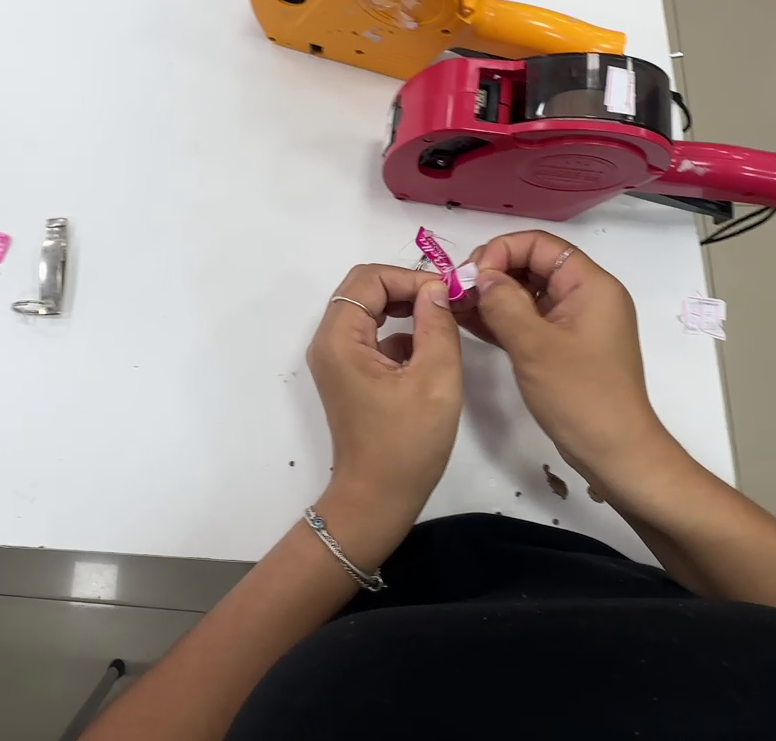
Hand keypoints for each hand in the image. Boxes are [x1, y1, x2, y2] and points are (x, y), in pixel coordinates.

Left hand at [307, 265, 463, 518]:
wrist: (377, 498)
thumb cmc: (407, 443)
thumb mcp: (435, 380)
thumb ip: (437, 325)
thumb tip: (437, 288)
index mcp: (339, 338)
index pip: (369, 279)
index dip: (409, 277)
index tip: (447, 294)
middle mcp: (328, 341)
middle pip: (363, 289)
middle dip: (405, 287)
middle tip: (446, 301)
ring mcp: (335, 358)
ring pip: (367, 309)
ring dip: (403, 307)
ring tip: (442, 319)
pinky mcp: (347, 373)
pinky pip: (370, 333)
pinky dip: (398, 330)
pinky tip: (428, 349)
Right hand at [458, 231, 677, 485]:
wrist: (614, 452)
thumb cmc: (580, 395)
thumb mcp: (534, 345)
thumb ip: (503, 303)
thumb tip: (481, 276)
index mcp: (590, 285)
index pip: (540, 245)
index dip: (502, 251)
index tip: (473, 276)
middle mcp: (584, 296)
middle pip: (532, 264)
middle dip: (492, 271)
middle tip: (458, 290)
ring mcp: (573, 322)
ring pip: (526, 292)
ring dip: (491, 295)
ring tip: (454, 303)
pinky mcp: (562, 345)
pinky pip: (526, 318)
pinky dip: (499, 317)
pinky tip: (467, 320)